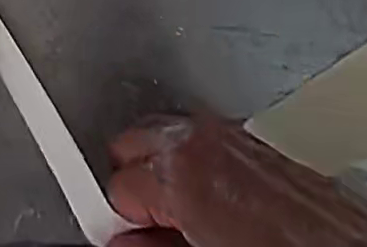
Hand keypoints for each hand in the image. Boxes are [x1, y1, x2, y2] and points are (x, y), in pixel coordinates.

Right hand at [105, 115, 366, 246]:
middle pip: (133, 144)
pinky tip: (217, 210)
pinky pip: (199, 141)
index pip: (116, 181)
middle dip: (136, 185)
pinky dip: (195, 166)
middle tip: (150, 230)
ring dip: (164, 174)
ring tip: (189, 224)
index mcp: (179, 167)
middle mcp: (198, 136)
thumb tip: (126, 246)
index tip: (123, 236)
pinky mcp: (250, 136)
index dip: (118, 217)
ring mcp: (226, 131)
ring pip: (165, 138)